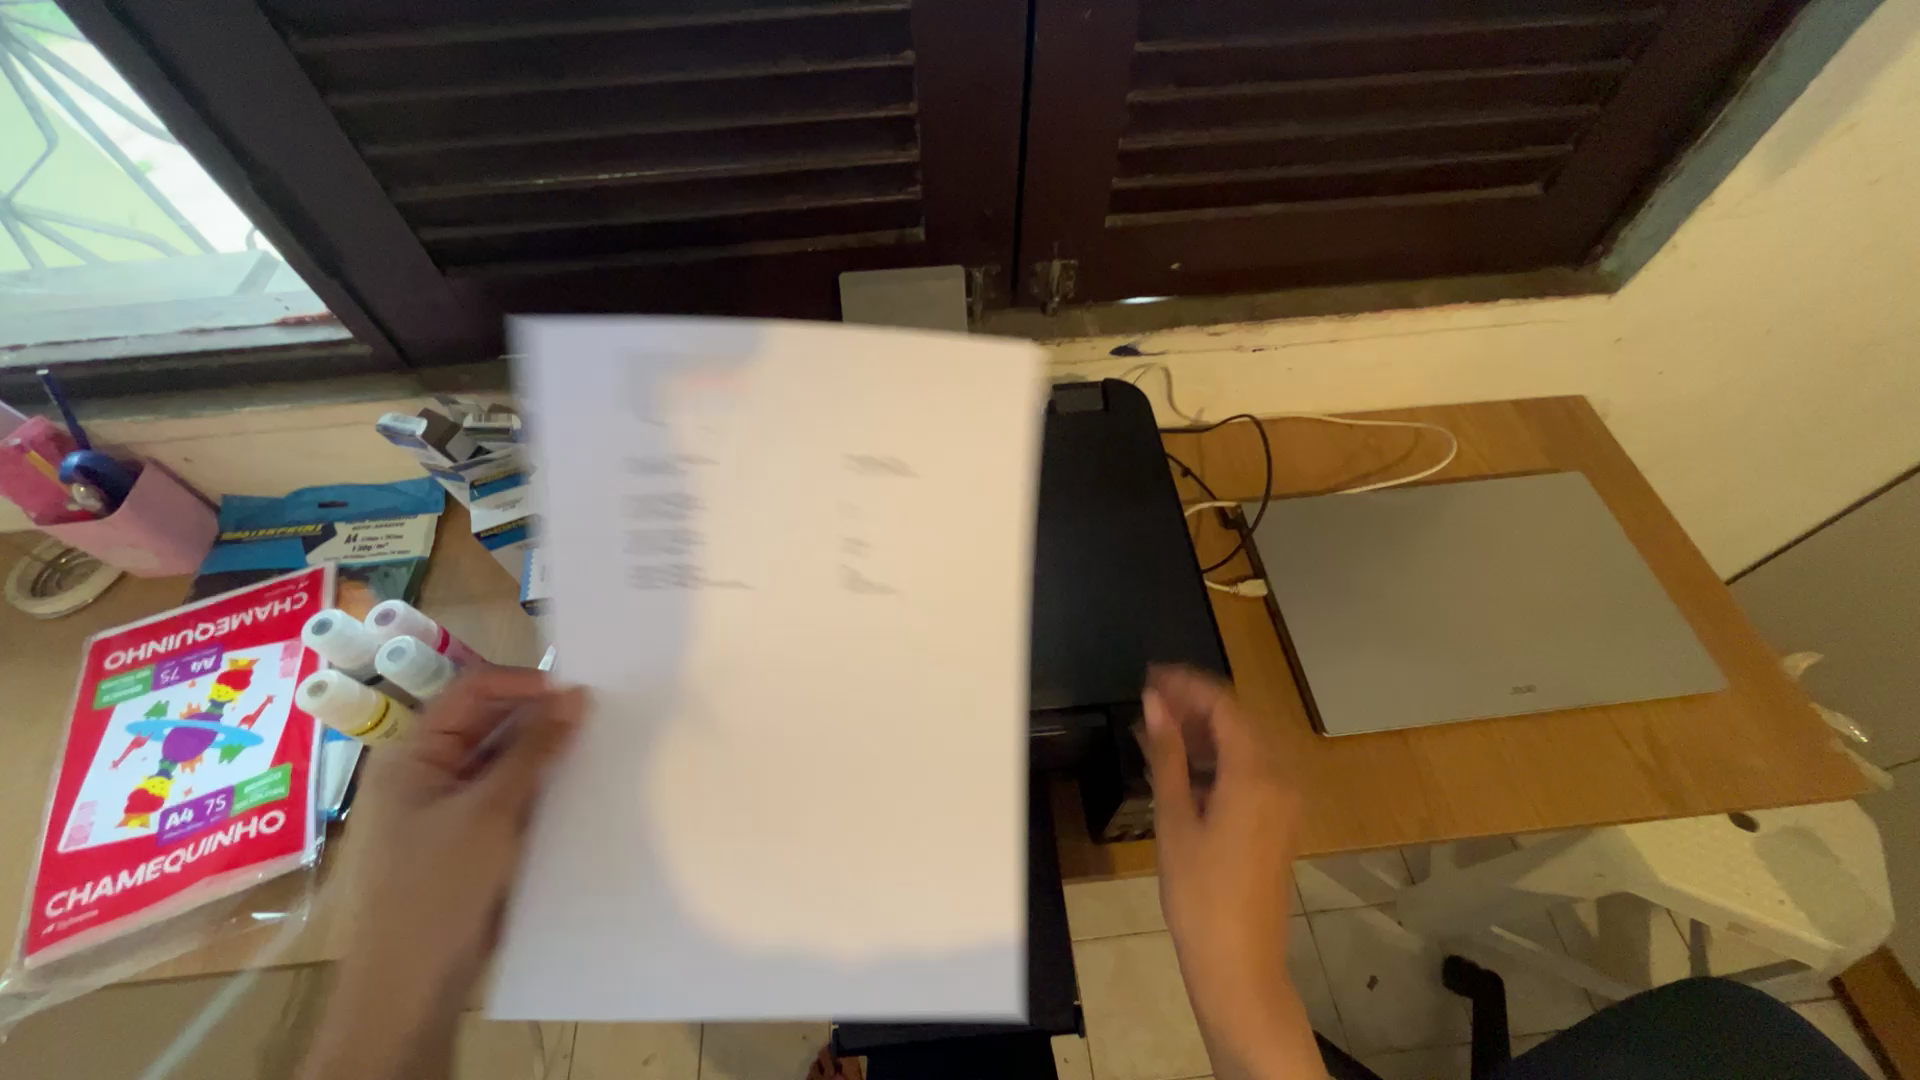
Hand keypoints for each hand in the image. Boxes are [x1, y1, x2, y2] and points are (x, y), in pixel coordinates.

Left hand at [302, 666, 582, 1079]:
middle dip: (540, 715)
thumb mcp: (491, 810)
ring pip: (505, 757)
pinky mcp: (472, 834)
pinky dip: (541, 783)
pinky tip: (579, 784)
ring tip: (595, 747)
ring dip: (545, 750)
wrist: (411, 984)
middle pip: (489, 720)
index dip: (523, 683)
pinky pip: (511, 791)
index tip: (578, 692)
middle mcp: (429, 770)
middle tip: (596, 718)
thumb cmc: (438, 888)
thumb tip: (576, 693)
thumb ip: (534, 748)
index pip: (471, 691)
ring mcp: (450, 804)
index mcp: (414, 754)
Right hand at [1143, 665, 1321, 1079]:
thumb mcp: (1174, 817)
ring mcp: (1283, 801)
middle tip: (1149, 697)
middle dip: (1194, 704)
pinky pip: (1249, 769)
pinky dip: (1217, 757)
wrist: (1238, 962)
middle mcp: (1279, 779)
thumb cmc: (1198, 891)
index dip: (1187, 685)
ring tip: (1158, 726)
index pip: (1223, 706)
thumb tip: (1154, 702)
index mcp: (1255, 774)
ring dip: (1204, 730)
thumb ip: (1167, 753)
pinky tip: (1182, 763)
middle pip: (1237, 721)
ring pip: (1243, 744)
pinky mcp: (1278, 820)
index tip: (1150, 675)